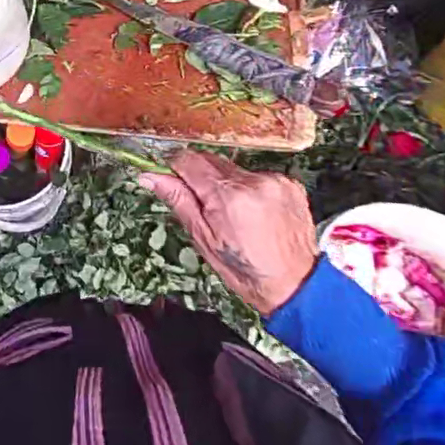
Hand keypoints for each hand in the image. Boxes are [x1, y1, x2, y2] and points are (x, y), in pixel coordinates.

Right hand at [140, 151, 318, 314]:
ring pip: (235, 169)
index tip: (172, 178)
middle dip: (202, 178)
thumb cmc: (245, 270)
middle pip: (212, 161)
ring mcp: (273, 180)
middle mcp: (252, 181)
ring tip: (235, 215)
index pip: (189, 160)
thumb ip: (178, 200)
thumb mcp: (204, 239)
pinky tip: (256, 213)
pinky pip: (258, 176)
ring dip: (228, 184)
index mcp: (226, 196)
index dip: (176, 167)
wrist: (294, 284)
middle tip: (206, 206)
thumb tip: (150, 177)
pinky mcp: (289, 183)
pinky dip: (251, 189)